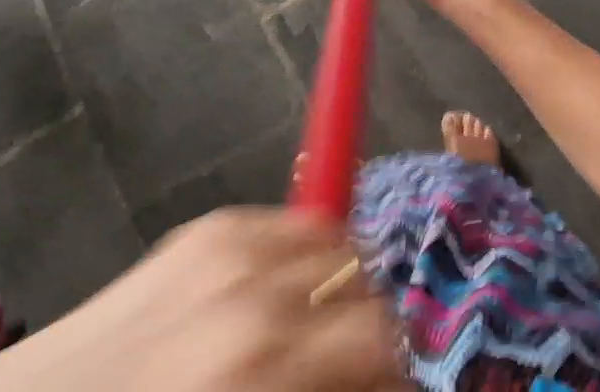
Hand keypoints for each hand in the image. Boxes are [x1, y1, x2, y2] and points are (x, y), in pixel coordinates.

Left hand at [0, 209, 404, 391]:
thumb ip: (321, 384)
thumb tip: (373, 371)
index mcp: (265, 362)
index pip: (380, 334)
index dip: (395, 364)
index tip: (389, 381)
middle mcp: (251, 290)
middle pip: (363, 277)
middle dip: (370, 320)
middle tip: (354, 359)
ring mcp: (224, 245)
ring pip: (332, 238)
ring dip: (339, 278)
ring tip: (318, 319)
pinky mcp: (204, 226)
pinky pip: (286, 224)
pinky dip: (301, 252)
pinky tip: (278, 291)